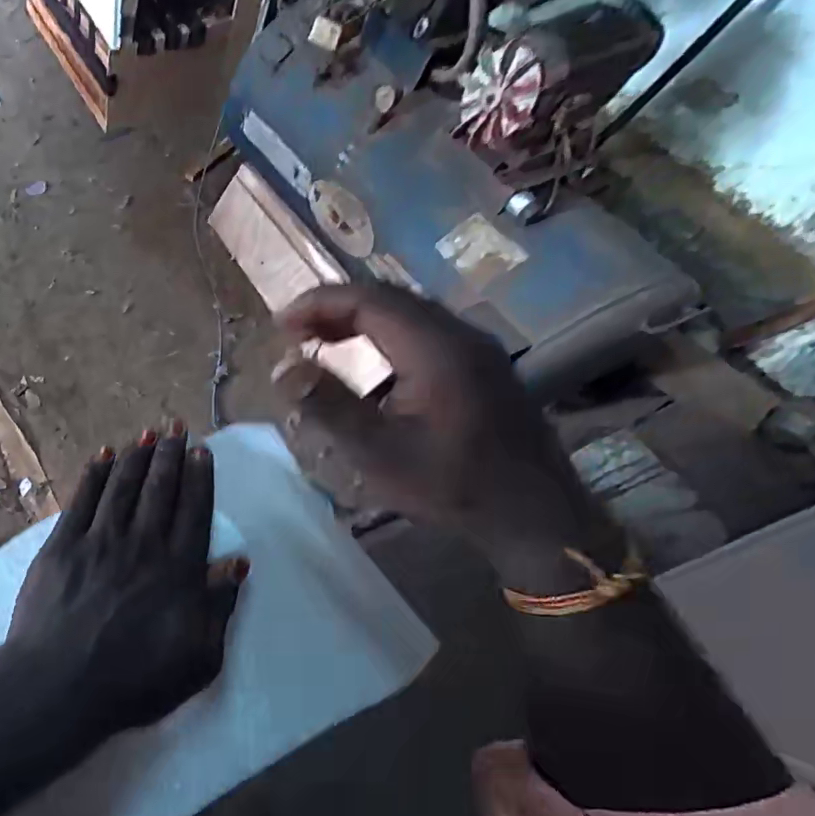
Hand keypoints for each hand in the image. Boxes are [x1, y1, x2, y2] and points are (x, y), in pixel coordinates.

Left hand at [3, 425, 248, 733]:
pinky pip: (83, 499)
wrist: (57, 687)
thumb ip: (218, 608)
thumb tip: (237, 563)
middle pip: (161, 490)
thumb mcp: (197, 659)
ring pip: (123, 486)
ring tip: (148, 435)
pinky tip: (104, 456)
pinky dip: (95, 474)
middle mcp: (142, 545)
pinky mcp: (62, 545)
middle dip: (171, 455)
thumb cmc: (132, 682)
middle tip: (177, 428)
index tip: (201, 452)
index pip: (194, 512)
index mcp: (177, 571)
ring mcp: (99, 541)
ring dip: (137, 457)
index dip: (199, 478)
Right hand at [274, 283, 621, 584]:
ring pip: (410, 315)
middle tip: (295, 333)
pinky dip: (387, 339)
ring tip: (324, 344)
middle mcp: (460, 335)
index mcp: (435, 347)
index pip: (368, 300)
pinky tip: (373, 371)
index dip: (319, 304)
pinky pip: (427, 335)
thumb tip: (283, 368)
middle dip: (336, 309)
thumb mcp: (378, 452)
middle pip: (390, 300)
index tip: (280, 324)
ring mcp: (478, 350)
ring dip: (362, 323)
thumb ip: (329, 404)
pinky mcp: (484, 369)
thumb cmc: (452, 485)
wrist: (534, 516)